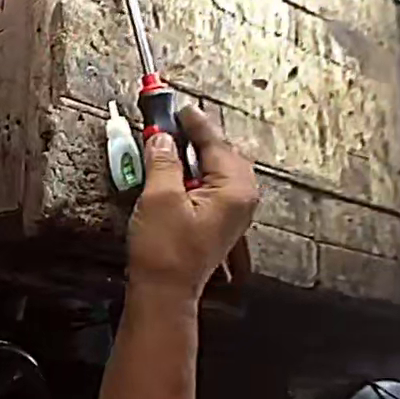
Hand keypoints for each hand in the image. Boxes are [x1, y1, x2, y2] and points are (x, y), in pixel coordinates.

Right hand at [127, 105, 258, 300]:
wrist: (163, 291)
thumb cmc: (165, 251)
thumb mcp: (159, 197)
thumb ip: (162, 161)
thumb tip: (162, 137)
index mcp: (234, 189)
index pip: (215, 143)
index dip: (194, 122)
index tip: (178, 106)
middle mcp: (240, 199)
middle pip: (221, 154)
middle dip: (196, 137)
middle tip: (170, 123)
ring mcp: (230, 213)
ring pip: (214, 170)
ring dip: (190, 156)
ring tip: (166, 144)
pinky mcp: (215, 222)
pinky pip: (208, 186)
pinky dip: (190, 174)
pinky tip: (170, 173)